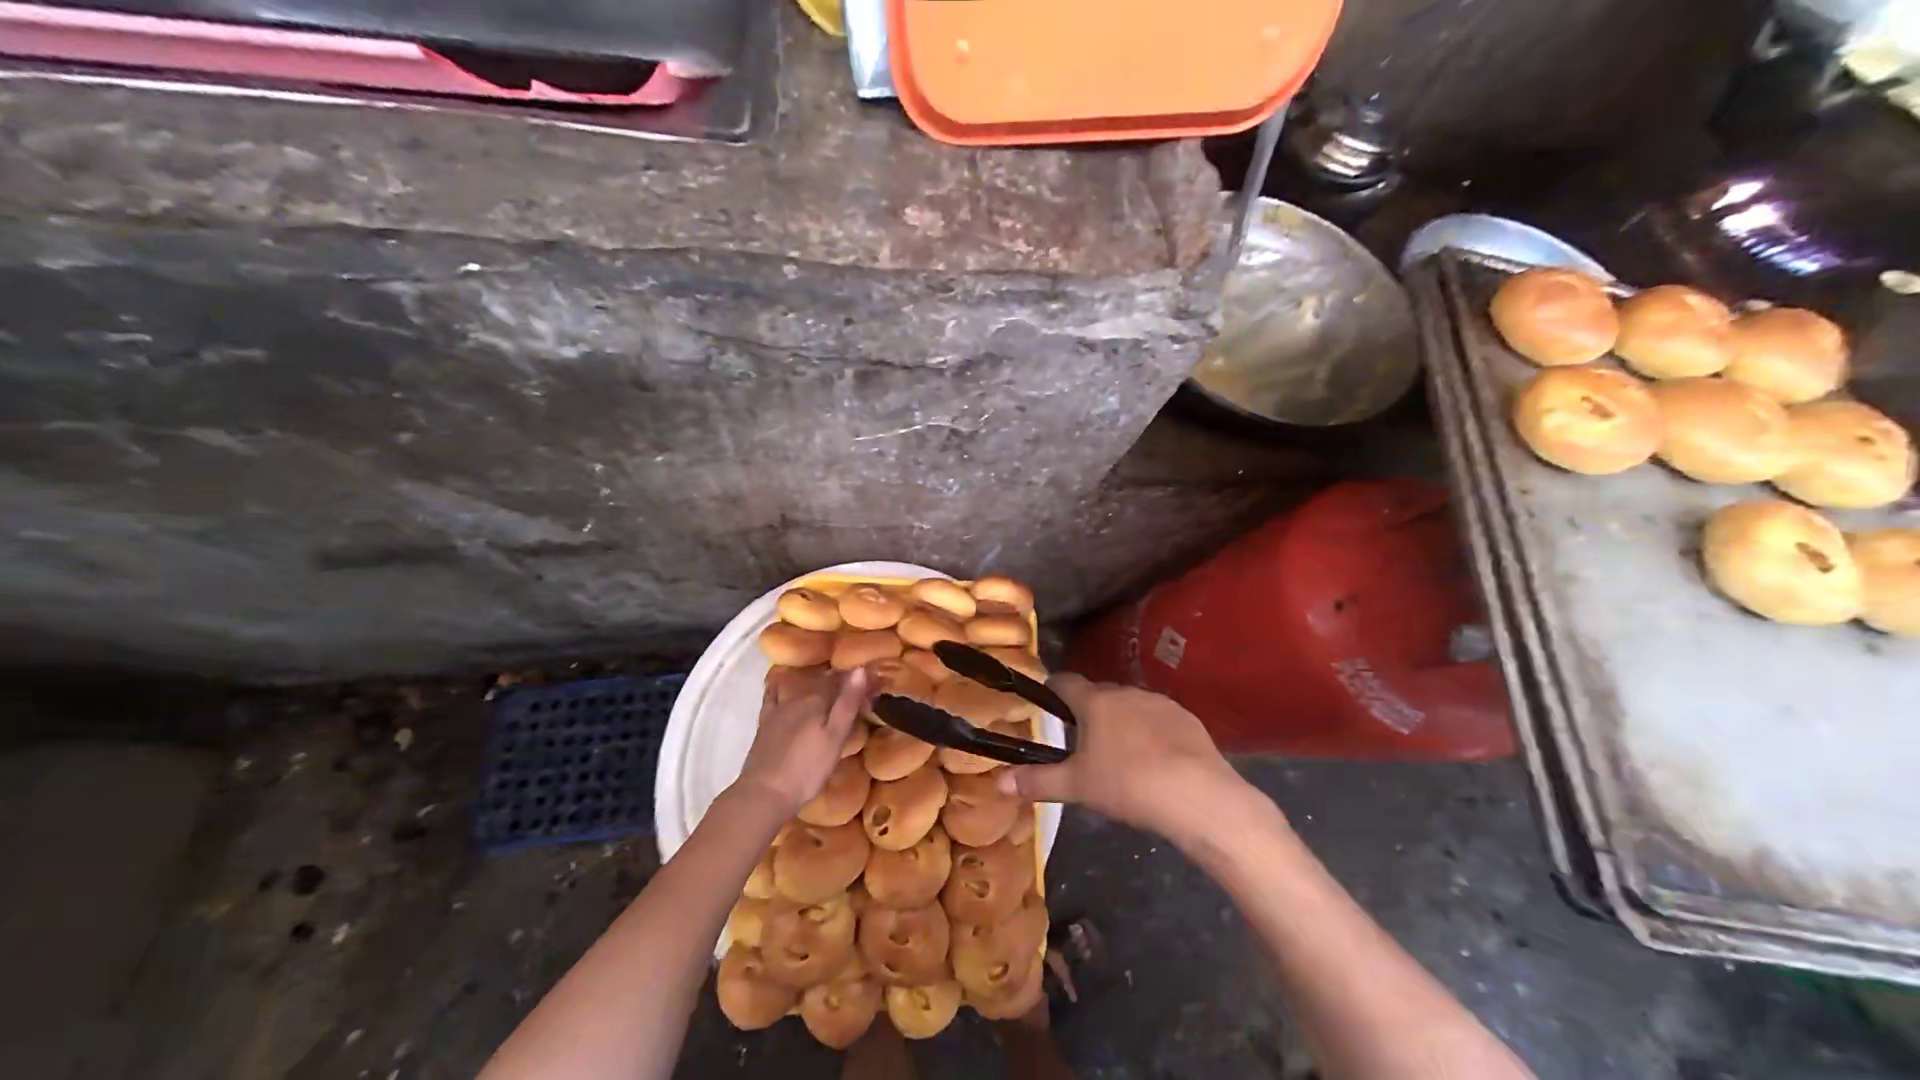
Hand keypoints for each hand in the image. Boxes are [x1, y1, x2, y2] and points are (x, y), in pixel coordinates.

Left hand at [732, 667, 867, 816]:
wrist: (766, 792)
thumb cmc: (808, 769)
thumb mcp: (836, 738)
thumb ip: (848, 703)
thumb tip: (860, 668)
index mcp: (817, 701)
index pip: (840, 681)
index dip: (856, 680)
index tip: (872, 682)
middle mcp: (797, 698)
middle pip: (821, 684)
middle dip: (838, 682)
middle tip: (853, 687)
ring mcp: (779, 710)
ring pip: (800, 688)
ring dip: (814, 683)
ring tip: (826, 684)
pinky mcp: (765, 723)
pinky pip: (772, 696)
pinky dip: (777, 687)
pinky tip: (778, 682)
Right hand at [996, 674, 1259, 840]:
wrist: (1198, 797)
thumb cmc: (1127, 785)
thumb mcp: (1076, 787)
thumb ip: (1037, 781)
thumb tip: (998, 782)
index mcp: (1095, 702)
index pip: (1065, 682)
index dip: (1053, 690)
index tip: (1046, 702)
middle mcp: (1127, 692)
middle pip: (1099, 695)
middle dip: (1088, 713)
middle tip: (1082, 744)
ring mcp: (1161, 703)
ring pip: (1132, 707)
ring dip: (1122, 723)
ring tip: (1121, 757)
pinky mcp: (1189, 720)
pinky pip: (1160, 720)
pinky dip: (1152, 734)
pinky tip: (1156, 763)